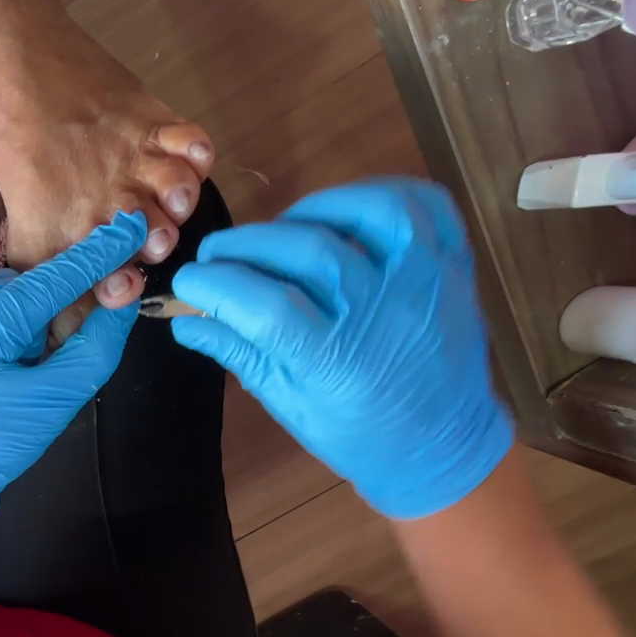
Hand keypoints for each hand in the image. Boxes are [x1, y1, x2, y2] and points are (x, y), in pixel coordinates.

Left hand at [0, 212, 146, 521]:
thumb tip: (125, 291)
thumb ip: (97, 345)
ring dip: (23, 303)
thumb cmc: (0, 443)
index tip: (134, 226)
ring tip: (18, 351)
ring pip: (3, 276)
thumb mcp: (59, 399)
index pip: (54, 279)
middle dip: (55, 305)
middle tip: (49, 352)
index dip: (98, 253)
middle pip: (30, 279)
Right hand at [170, 178, 512, 519]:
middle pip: (303, 250)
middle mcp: (380, 310)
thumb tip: (183, 322)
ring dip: (306, 211)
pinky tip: (339, 212)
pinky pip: (419, 202)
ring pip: (362, 212)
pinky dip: (374, 193)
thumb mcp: (286, 403)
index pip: (263, 305)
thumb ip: (238, 354)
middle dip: (245, 244)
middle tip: (214, 253)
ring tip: (276, 231)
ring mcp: (423, 279)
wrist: (442, 443)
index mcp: (333, 360)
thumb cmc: (353, 434)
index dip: (215, 285)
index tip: (186, 281)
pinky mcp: (452, 261)